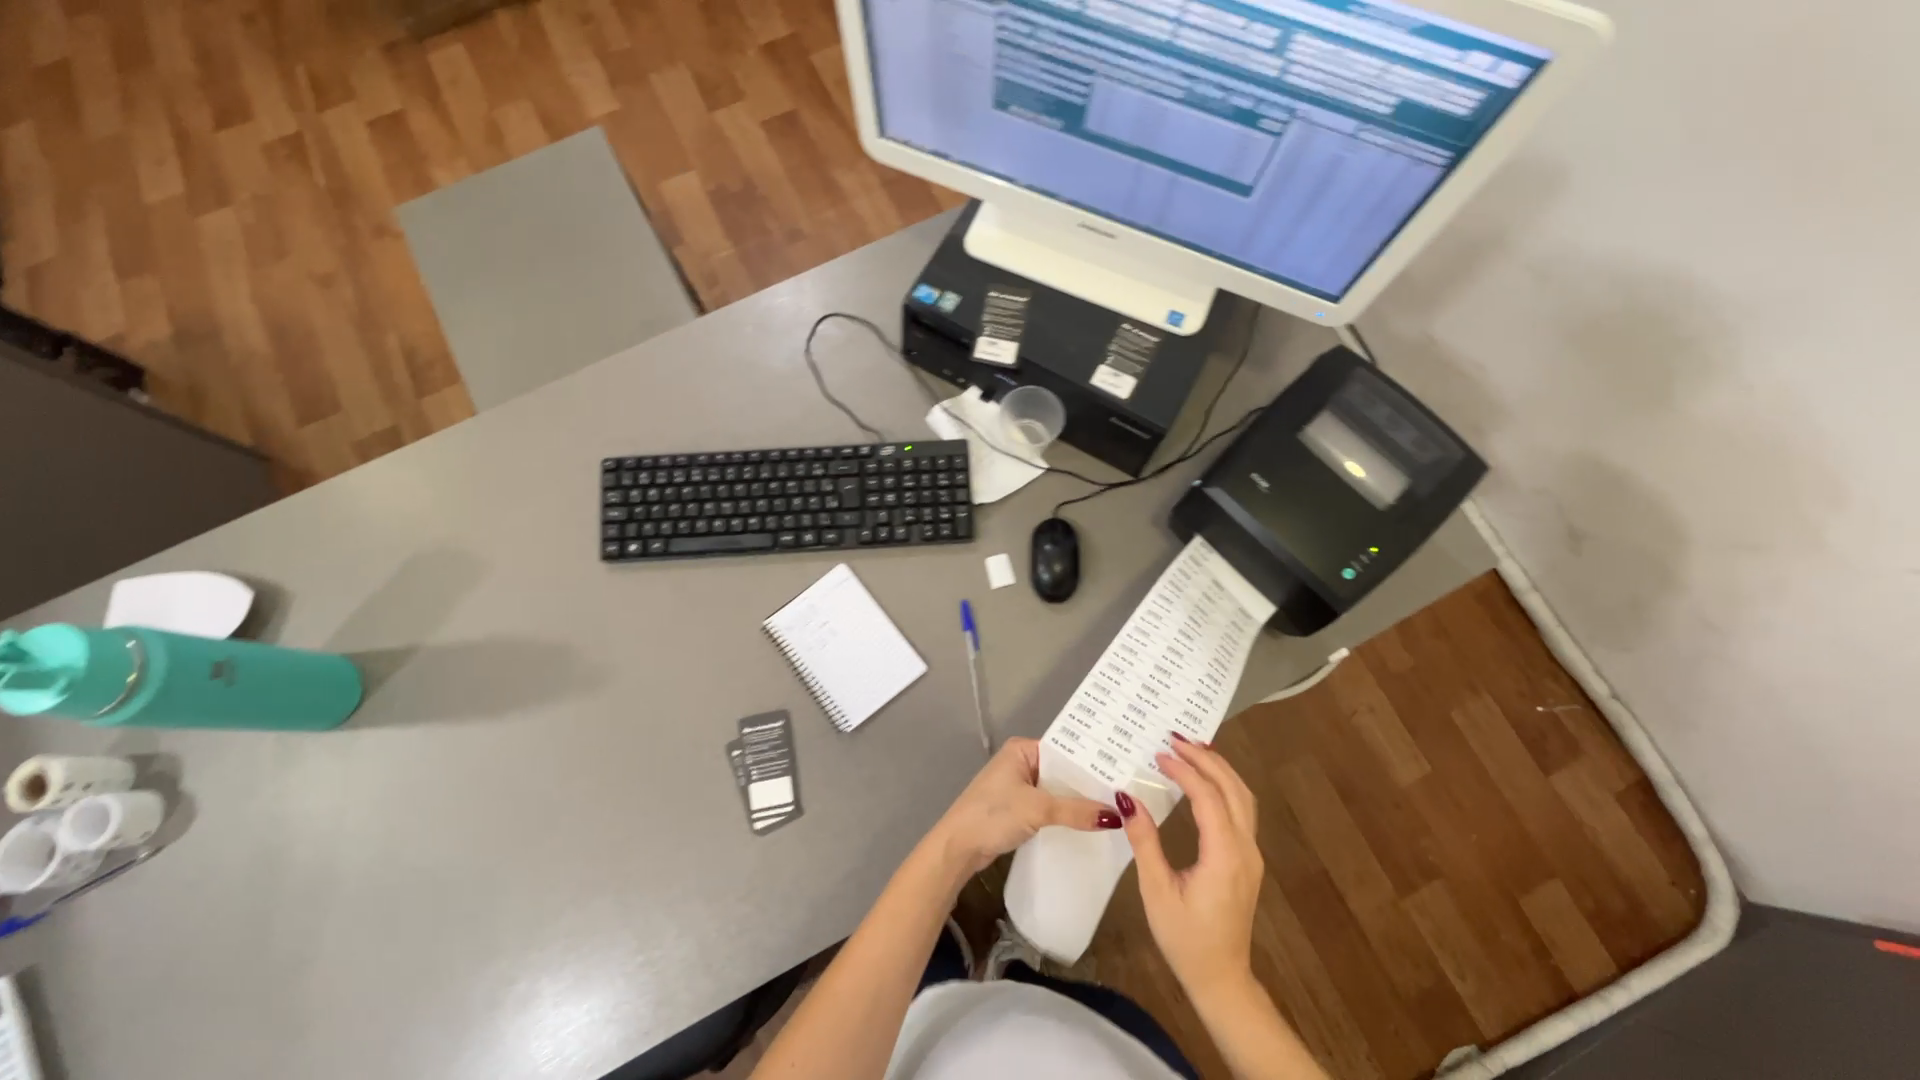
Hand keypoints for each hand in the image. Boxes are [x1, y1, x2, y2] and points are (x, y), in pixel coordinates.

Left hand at [929, 737, 1121, 875]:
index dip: (1093, 760)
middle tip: (1128, 790)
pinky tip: (1090, 823)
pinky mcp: (1019, 809)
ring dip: (1079, 801)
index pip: (1066, 749)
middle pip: (1064, 771)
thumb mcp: (1037, 809)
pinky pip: (1051, 807)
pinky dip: (1067, 814)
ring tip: (1118, 807)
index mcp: (1022, 750)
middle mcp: (1022, 763)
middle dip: (1090, 783)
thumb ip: (1076, 810)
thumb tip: (1118, 814)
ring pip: (1058, 791)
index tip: (1125, 769)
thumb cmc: (993, 815)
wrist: (957, 848)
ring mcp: (1019, 787)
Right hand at [1122, 736, 1264, 994]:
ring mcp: (1251, 855)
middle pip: (1234, 790)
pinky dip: (1225, 787)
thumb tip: (1127, 799)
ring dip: (1220, 770)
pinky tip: (1206, 781)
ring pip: (1244, 798)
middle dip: (1207, 760)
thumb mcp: (1156, 891)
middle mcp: (1245, 849)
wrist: (1220, 977)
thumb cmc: (1184, 938)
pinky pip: (1242, 811)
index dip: (1186, 771)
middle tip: (1176, 739)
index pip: (1209, 798)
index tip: (1160, 753)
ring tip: (1193, 749)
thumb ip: (1145, 842)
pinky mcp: (1248, 861)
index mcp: (1224, 855)